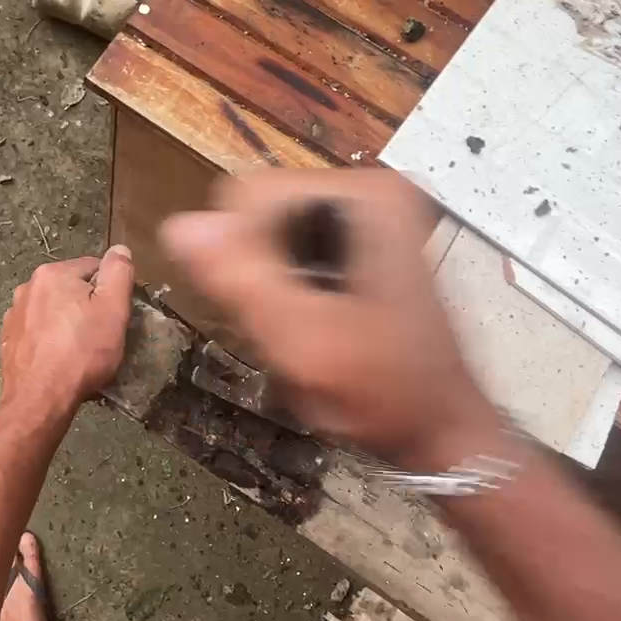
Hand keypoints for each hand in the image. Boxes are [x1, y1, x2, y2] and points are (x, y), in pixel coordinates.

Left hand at [0, 245, 135, 421]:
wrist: (39, 399)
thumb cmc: (81, 353)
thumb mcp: (113, 310)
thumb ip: (118, 273)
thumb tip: (120, 250)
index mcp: (53, 274)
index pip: (94, 267)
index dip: (111, 290)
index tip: (118, 314)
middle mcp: (28, 287)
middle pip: (71, 289)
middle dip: (88, 306)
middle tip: (102, 334)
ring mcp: (14, 314)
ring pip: (53, 310)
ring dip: (68, 322)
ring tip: (81, 350)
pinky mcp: (9, 340)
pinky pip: (38, 331)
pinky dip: (50, 339)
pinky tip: (60, 359)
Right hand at [159, 170, 499, 466]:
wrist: (441, 431)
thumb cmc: (382, 392)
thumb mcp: (302, 341)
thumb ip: (243, 280)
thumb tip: (179, 225)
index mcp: (365, 195)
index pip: (246, 197)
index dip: (243, 259)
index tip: (276, 309)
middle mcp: (369, 189)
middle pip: (258, 214)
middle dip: (260, 273)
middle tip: (295, 328)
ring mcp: (368, 213)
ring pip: (267, 235)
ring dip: (271, 287)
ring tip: (309, 331)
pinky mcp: (364, 239)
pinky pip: (289, 251)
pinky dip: (289, 289)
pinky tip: (318, 325)